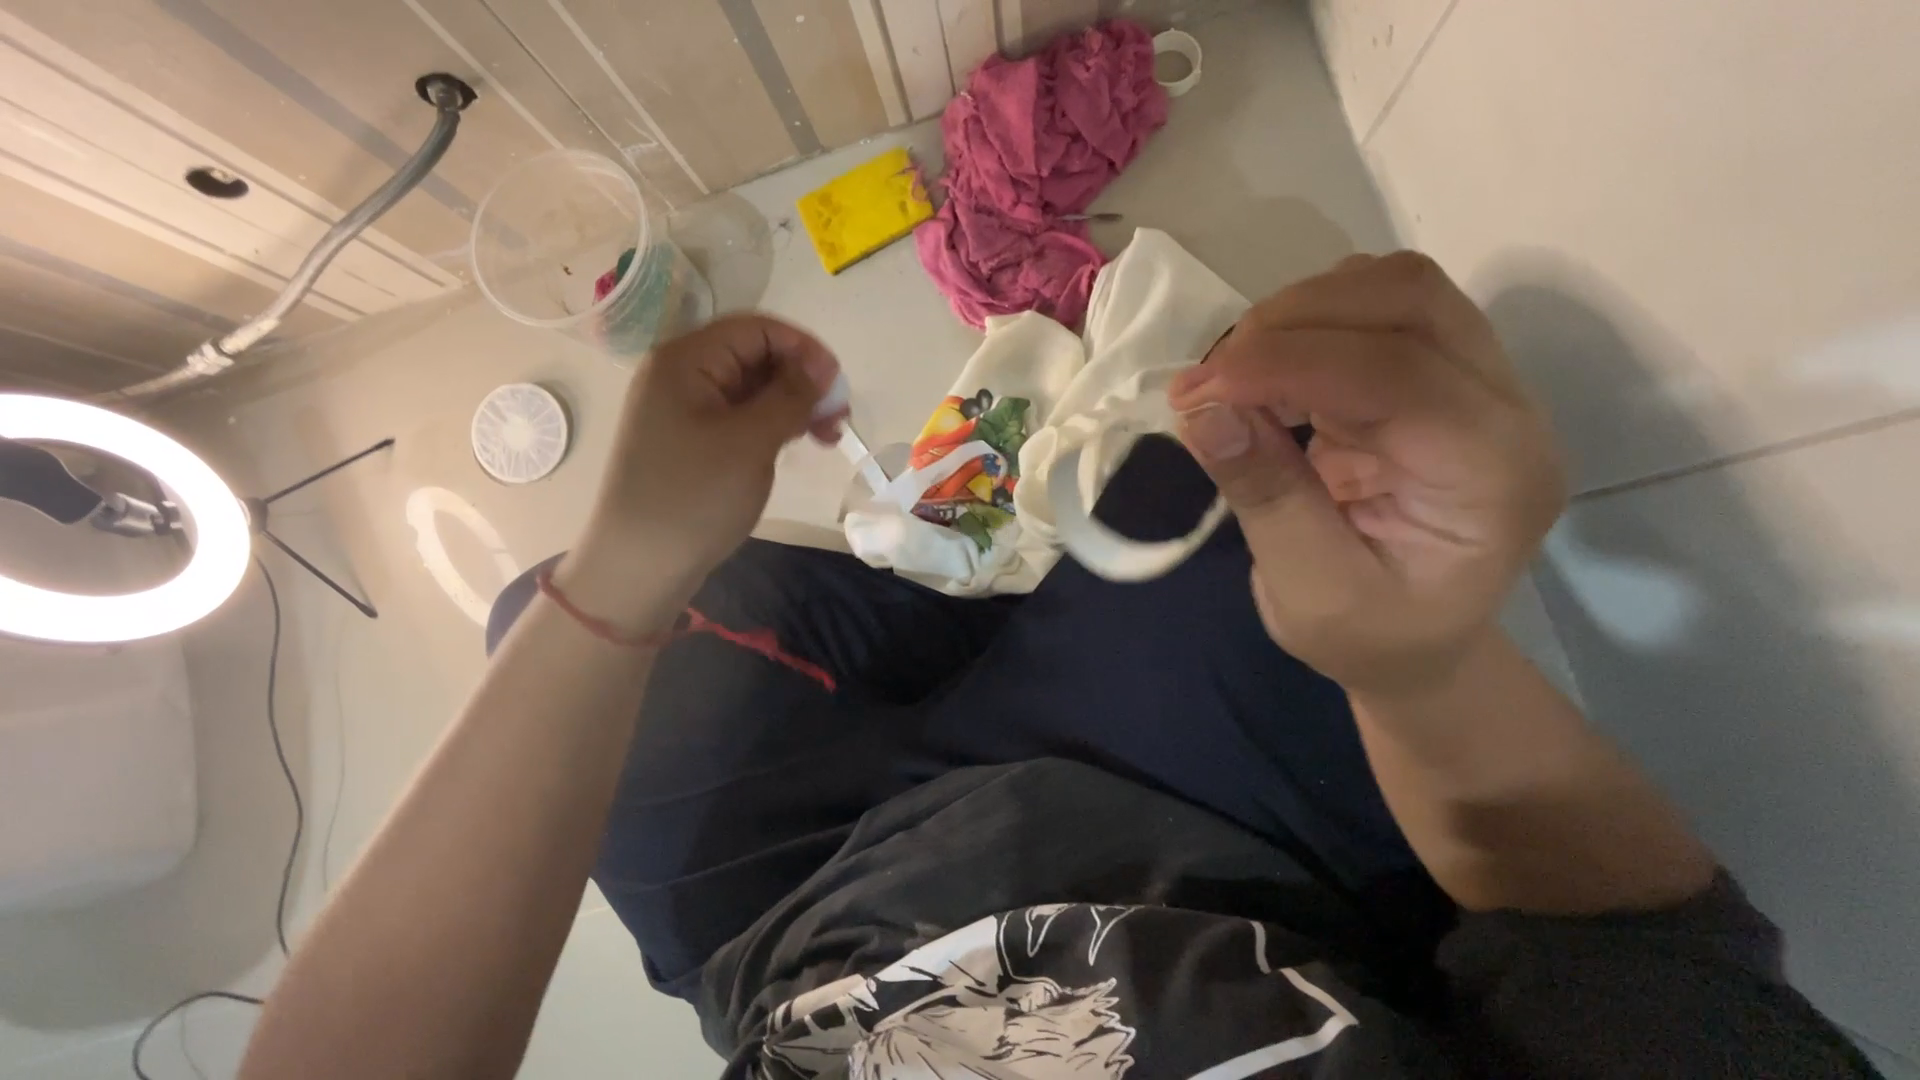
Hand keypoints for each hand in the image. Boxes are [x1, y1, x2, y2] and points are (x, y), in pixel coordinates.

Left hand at [559, 315, 843, 625]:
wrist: (639, 566)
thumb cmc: (695, 497)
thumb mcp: (751, 441)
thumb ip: (790, 395)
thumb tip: (822, 365)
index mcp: (685, 360)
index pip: (757, 329)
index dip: (804, 349)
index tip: (839, 387)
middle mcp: (680, 375)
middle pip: (755, 356)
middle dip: (802, 380)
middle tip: (839, 419)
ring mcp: (683, 410)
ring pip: (751, 389)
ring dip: (793, 405)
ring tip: (826, 437)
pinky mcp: (690, 441)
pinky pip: (739, 417)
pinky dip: (772, 425)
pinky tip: (795, 445)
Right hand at [1171, 252, 1565, 696]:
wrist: (1422, 650)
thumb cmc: (1372, 638)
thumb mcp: (1310, 593)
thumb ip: (1266, 498)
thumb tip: (1204, 410)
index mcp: (1491, 476)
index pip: (1396, 373)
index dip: (1287, 363)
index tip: (1196, 391)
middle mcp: (1505, 411)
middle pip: (1410, 299)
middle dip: (1293, 321)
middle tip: (1213, 380)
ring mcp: (1479, 384)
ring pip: (1396, 288)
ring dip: (1300, 313)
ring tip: (1235, 373)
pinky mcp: (1439, 376)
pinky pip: (1379, 310)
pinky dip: (1310, 322)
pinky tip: (1268, 370)